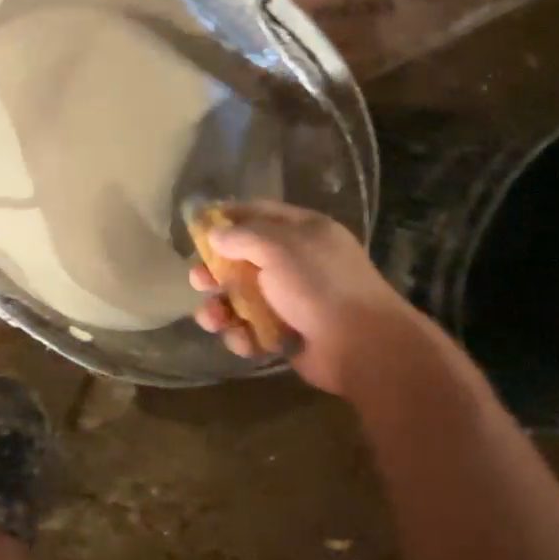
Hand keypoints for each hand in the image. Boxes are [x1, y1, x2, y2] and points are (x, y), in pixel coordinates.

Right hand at [188, 201, 426, 394]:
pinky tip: (245, 341)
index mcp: (303, 232)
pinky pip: (251, 331)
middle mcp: (296, 263)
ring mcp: (291, 301)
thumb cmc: (320, 285)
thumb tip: (214, 234)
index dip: (226, 217)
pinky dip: (243, 336)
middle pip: (241, 260)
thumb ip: (242, 236)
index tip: (196, 226)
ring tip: (213, 318)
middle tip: (198, 280)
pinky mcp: (286, 334)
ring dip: (220, 309)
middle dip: (215, 271)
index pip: (258, 213)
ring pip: (240, 299)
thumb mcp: (280, 248)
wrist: (361, 346)